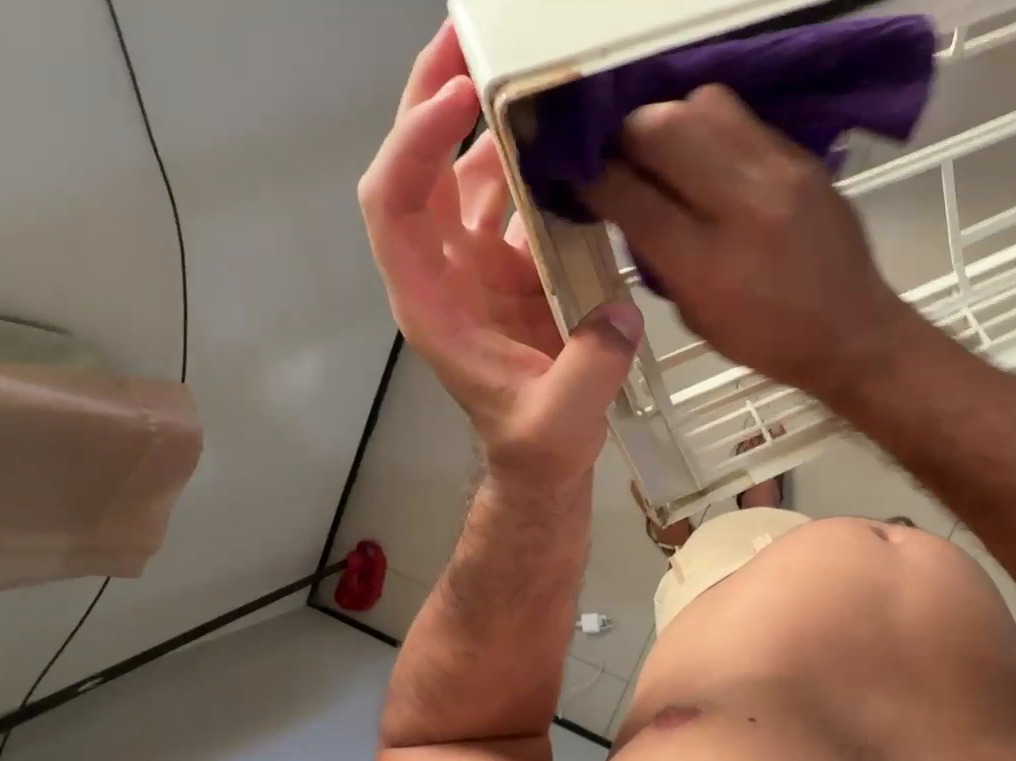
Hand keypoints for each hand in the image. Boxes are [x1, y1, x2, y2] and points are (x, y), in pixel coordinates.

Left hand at [359, 21, 642, 488]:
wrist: (544, 462)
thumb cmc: (535, 448)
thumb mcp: (559, 421)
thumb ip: (588, 367)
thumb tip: (620, 312)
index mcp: (431, 302)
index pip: (395, 205)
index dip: (415, 146)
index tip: (459, 98)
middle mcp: (444, 270)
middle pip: (418, 169)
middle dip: (433, 100)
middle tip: (467, 38)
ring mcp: (479, 266)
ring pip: (466, 177)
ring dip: (487, 124)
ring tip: (523, 72)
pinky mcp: (516, 269)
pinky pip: (515, 202)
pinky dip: (533, 167)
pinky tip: (565, 140)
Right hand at [581, 86, 918, 399]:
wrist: (854, 333)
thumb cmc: (769, 341)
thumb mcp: (696, 316)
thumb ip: (657, 257)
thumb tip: (626, 205)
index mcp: (707, 265)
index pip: (630, 195)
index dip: (594, 180)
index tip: (583, 178)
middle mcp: (742, 208)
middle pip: (659, 129)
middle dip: (628, 138)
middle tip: (627, 160)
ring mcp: (779, 174)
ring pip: (702, 105)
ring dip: (672, 123)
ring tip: (672, 155)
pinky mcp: (803, 160)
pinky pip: (742, 119)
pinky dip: (714, 131)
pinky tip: (713, 161)